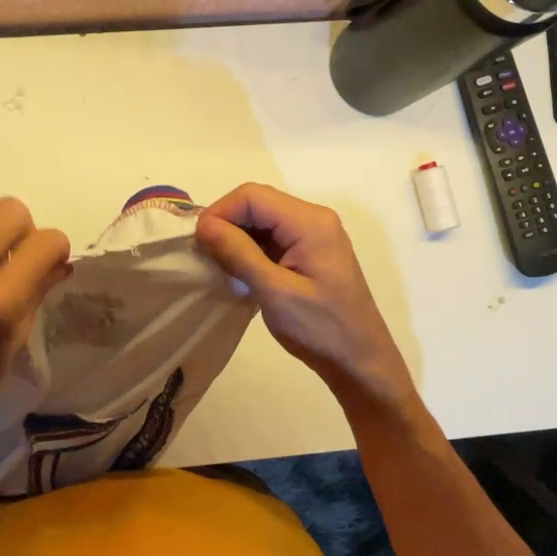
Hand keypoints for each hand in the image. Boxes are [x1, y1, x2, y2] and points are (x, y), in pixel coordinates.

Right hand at [196, 183, 411, 405]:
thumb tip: (204, 225)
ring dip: (236, 238)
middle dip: (226, 224)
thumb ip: (239, 254)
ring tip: (217, 266)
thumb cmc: (321, 328)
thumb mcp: (275, 292)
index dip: (220, 212)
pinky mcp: (308, 254)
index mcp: (310, 222)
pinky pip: (271, 239)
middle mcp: (313, 219)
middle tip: (204, 256)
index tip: (198, 243)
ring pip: (262, 221)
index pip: (252, 196)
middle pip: (257, 204)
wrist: (359, 360)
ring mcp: (313, 236)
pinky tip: (238, 272)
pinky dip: (250, 250)